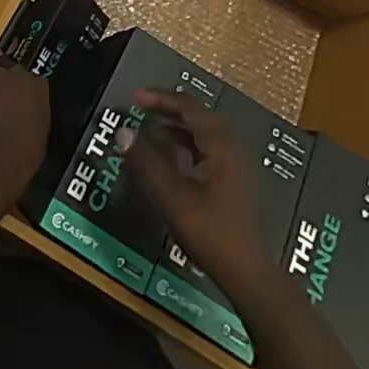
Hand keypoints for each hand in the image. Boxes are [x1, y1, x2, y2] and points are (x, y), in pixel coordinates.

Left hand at [0, 58, 48, 196]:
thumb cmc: (24, 150)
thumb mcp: (40, 132)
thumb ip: (34, 115)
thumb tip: (27, 117)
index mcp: (36, 84)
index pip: (34, 83)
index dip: (28, 96)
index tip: (26, 108)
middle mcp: (11, 75)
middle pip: (9, 77)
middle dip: (8, 90)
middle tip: (8, 111)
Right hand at [121, 89, 267, 290]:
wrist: (245, 271)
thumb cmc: (209, 231)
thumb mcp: (172, 196)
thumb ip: (147, 162)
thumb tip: (123, 131)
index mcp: (220, 145)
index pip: (190, 107)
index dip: (161, 98)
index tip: (135, 97)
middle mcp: (231, 147)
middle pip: (198, 114)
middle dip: (168, 107)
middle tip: (140, 106)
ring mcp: (234, 163)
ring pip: (203, 130)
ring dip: (176, 124)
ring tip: (149, 125)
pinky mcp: (232, 178)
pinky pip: (206, 146)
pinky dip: (184, 140)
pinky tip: (168, 152)